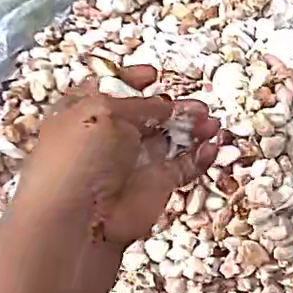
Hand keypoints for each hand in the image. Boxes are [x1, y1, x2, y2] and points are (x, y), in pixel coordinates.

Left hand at [13, 88, 219, 248]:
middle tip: (198, 104)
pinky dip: (201, 156)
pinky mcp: (158, 185)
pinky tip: (213, 146)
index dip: (132, 80)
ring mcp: (136, 162)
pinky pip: (185, 166)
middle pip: (151, 114)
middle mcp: (112, 136)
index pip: (112, 90)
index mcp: (87, 112)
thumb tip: (168, 105)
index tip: (153, 74)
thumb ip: (142, 105)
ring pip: (173, 139)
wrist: (80, 218)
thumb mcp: (105, 113)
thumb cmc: (79, 158)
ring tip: (212, 123)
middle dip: (175, 106)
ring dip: (194, 128)